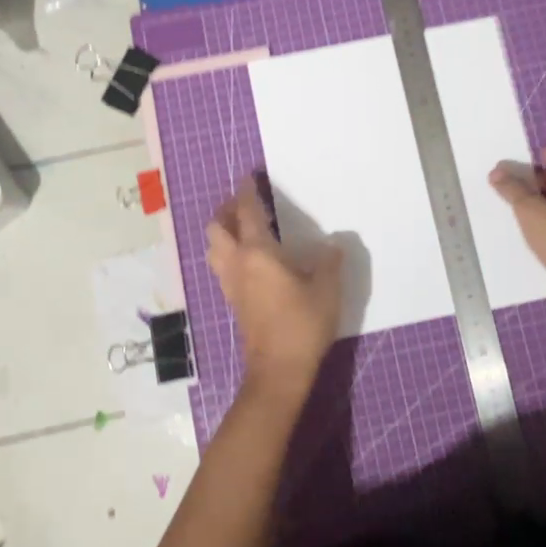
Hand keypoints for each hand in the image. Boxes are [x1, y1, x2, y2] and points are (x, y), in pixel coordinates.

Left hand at [206, 176, 344, 398]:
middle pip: (217, 227)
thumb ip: (328, 262)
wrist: (278, 370)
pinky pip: (222, 266)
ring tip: (243, 227)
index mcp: (257, 253)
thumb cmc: (303, 324)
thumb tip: (331, 246)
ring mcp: (230, 284)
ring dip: (224, 232)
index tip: (249, 177)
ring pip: (214, 248)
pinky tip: (250, 258)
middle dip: (227, 210)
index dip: (246, 192)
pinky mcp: (233, 302)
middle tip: (245, 203)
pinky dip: (229, 252)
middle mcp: (237, 263)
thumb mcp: (327, 289)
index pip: (246, 212)